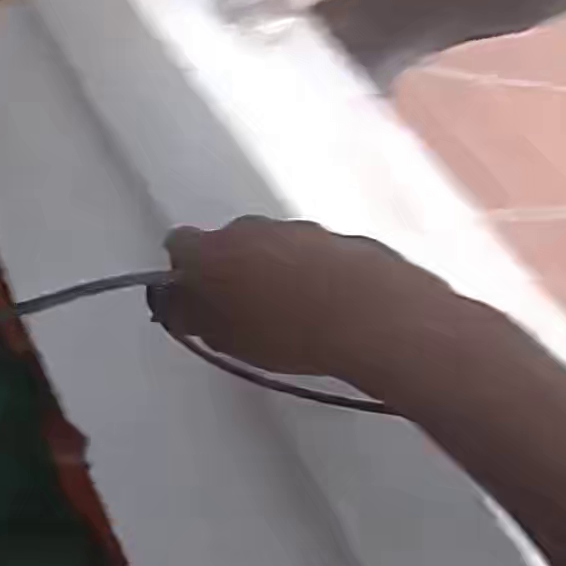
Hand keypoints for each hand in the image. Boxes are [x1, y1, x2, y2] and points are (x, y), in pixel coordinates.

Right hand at [161, 216, 473, 382]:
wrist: (386, 328)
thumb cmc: (286, 333)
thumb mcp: (219, 337)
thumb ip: (190, 315)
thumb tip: (180, 306)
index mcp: (211, 248)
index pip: (178, 244)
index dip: (182, 268)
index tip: (192, 292)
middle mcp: (253, 228)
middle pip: (232, 240)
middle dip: (234, 265)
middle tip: (242, 303)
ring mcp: (308, 232)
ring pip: (280, 246)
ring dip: (280, 269)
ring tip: (295, 312)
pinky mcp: (356, 243)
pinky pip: (327, 257)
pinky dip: (325, 276)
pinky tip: (336, 310)